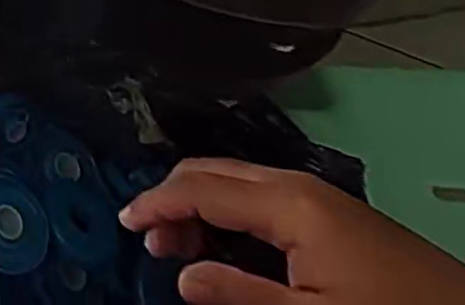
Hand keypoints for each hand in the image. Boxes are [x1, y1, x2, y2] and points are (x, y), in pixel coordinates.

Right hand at [119, 159, 464, 304]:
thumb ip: (241, 295)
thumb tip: (183, 274)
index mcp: (289, 202)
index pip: (201, 187)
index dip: (158, 202)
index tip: (126, 222)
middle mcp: (298, 186)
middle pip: (213, 172)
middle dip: (174, 198)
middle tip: (152, 240)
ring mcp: (321, 199)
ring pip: (236, 183)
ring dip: (201, 206)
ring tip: (184, 249)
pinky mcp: (338, 219)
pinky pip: (262, 200)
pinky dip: (230, 215)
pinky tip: (230, 248)